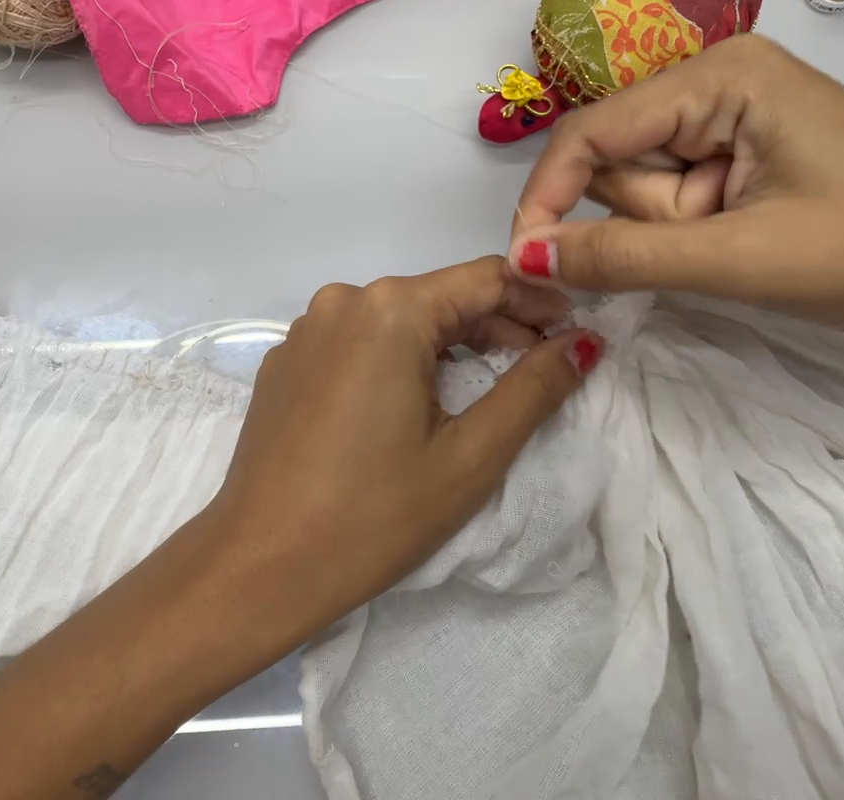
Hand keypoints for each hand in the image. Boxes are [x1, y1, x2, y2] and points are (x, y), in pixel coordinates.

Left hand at [201, 257, 604, 632]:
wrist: (261, 563)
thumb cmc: (374, 514)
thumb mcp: (471, 456)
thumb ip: (534, 389)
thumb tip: (583, 342)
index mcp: (389, 310)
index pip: (485, 279)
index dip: (539, 302)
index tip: (576, 334)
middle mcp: (341, 302)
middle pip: (438, 297)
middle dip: (496, 326)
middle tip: (541, 368)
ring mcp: (305, 331)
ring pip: (396, 319)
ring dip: (447, 344)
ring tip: (485, 386)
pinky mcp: (285, 362)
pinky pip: (356, 342)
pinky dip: (396, 359)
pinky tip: (413, 402)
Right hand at [505, 34, 843, 345]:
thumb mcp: (738, 260)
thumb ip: (619, 257)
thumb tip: (522, 259)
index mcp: (719, 76)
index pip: (589, 133)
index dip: (546, 198)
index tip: (526, 268)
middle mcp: (719, 85)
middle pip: (618, 161)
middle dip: (649, 220)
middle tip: (720, 249)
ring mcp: (736, 122)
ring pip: (646, 189)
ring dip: (674, 234)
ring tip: (751, 248)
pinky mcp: (748, 159)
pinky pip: (679, 202)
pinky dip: (691, 238)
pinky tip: (751, 248)